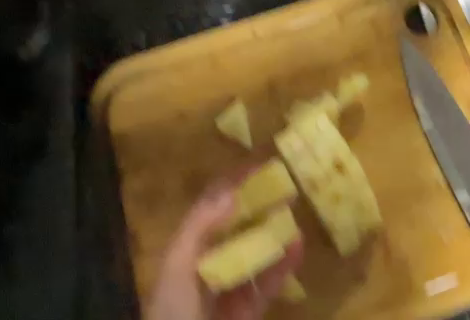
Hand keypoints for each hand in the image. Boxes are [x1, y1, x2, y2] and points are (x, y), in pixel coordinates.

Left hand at [144, 182, 303, 319]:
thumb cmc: (171, 310)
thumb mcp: (177, 263)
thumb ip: (201, 225)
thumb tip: (231, 191)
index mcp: (187, 250)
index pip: (211, 208)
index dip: (232, 185)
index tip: (257, 165)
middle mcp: (209, 265)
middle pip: (236, 229)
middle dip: (258, 207)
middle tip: (283, 186)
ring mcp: (230, 290)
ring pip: (256, 255)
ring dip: (274, 234)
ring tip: (294, 213)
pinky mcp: (247, 312)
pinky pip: (268, 285)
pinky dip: (283, 266)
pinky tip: (298, 247)